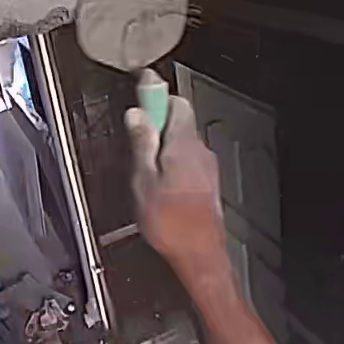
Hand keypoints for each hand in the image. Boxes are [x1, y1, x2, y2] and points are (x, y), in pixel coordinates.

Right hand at [125, 90, 231, 286]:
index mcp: (183, 145)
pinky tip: (160, 185)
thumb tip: (137, 116)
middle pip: (178, 121)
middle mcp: (200, 151)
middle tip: (136, 143)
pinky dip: (173, 162)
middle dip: (156, 127)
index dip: (156, 94)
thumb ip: (141, 143)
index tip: (143, 89)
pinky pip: (188, 160)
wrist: (198, 253)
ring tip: (145, 172)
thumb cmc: (171, 223)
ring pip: (182, 142)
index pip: (175, 101)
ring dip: (163, 147)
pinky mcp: (207, 181)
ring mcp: (207, 166)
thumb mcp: (143, 179)